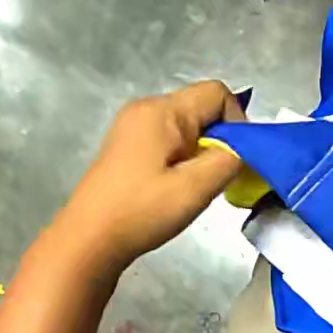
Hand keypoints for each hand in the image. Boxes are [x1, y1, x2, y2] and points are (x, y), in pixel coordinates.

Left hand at [46, 81, 244, 273]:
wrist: (89, 239)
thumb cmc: (141, 212)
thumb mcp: (194, 188)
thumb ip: (229, 161)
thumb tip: (244, 149)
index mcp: (162, 111)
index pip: (217, 93)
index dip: (237, 123)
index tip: (236, 161)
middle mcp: (146, 109)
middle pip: (201, 109)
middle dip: (220, 141)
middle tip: (214, 180)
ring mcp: (133, 128)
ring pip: (187, 129)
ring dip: (201, 155)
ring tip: (193, 188)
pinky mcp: (127, 148)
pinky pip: (169, 142)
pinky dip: (182, 161)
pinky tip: (174, 189)